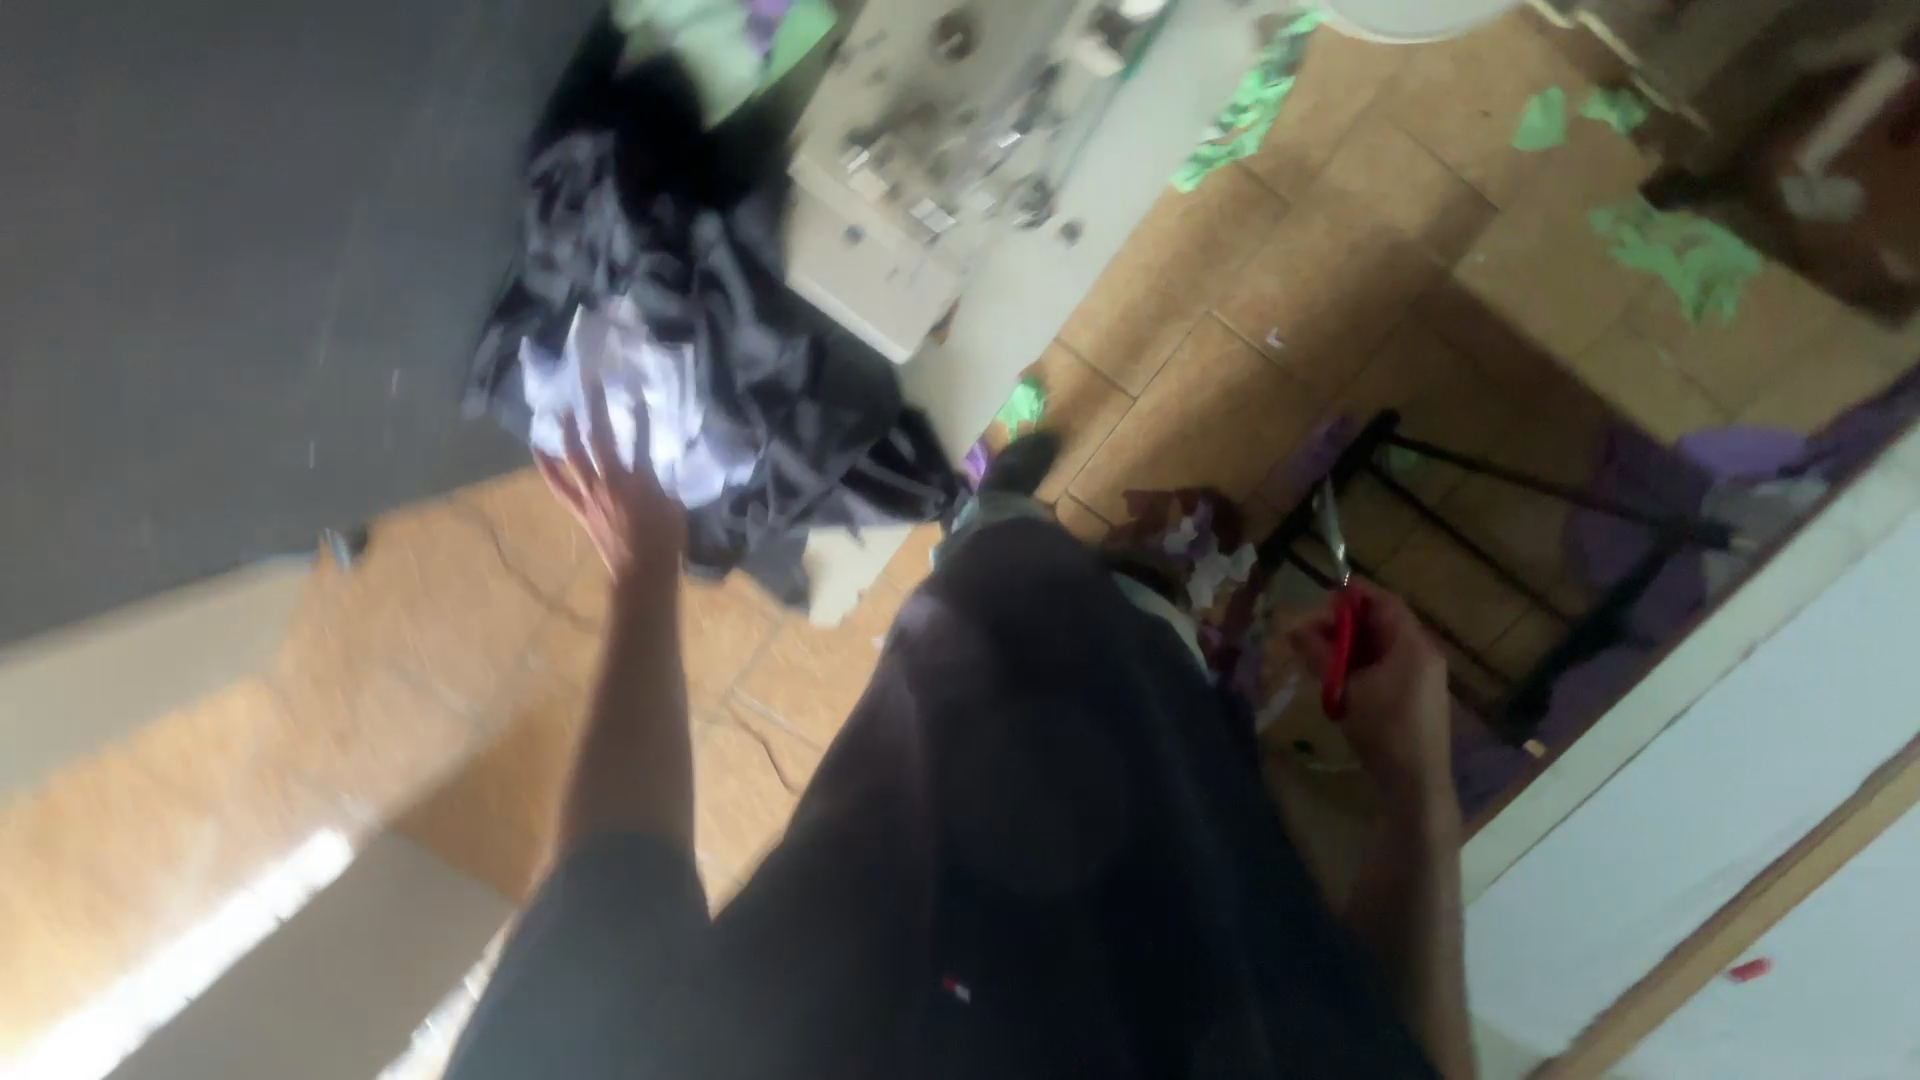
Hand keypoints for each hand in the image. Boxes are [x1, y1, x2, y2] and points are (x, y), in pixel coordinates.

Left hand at [534, 381, 684, 586]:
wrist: (642, 570)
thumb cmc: (665, 540)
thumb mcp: (674, 506)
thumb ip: (663, 483)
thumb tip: (656, 470)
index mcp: (639, 479)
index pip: (639, 438)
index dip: (638, 414)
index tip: (635, 391)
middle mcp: (610, 481)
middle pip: (599, 438)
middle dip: (594, 409)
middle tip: (590, 385)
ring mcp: (590, 494)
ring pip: (574, 456)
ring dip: (568, 431)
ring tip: (565, 411)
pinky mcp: (580, 508)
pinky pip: (558, 485)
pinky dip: (547, 466)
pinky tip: (539, 449)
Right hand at [1288, 579, 1453, 817]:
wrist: (1414, 781)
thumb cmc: (1383, 729)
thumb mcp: (1344, 688)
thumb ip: (1319, 654)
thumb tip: (1290, 626)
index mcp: (1412, 645)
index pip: (1383, 602)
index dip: (1351, 596)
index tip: (1318, 600)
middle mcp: (1422, 652)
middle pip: (1380, 621)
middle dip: (1342, 622)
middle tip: (1307, 633)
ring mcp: (1421, 673)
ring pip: (1380, 643)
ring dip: (1347, 643)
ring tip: (1315, 655)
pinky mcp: (1414, 692)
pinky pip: (1385, 662)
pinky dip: (1359, 660)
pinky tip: (1335, 675)